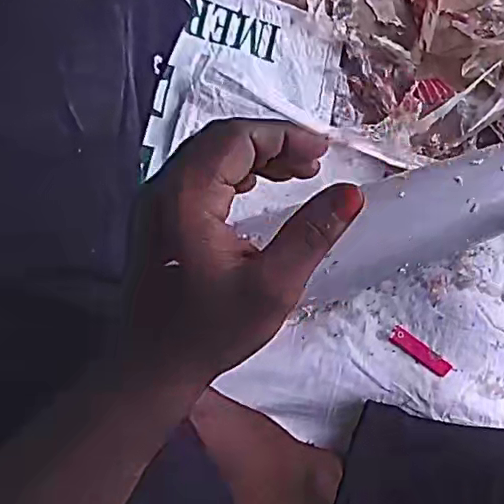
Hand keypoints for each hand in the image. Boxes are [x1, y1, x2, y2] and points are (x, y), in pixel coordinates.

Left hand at [124, 119, 363, 386]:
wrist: (153, 367)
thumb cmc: (208, 332)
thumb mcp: (273, 285)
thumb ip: (313, 233)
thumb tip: (350, 194)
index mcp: (187, 198)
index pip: (237, 139)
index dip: (284, 137)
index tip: (321, 151)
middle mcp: (163, 190)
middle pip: (222, 140)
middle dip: (272, 143)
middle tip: (313, 162)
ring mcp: (155, 203)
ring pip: (210, 155)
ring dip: (255, 156)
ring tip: (295, 173)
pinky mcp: (157, 218)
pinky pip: (199, 176)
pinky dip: (235, 172)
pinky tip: (258, 188)